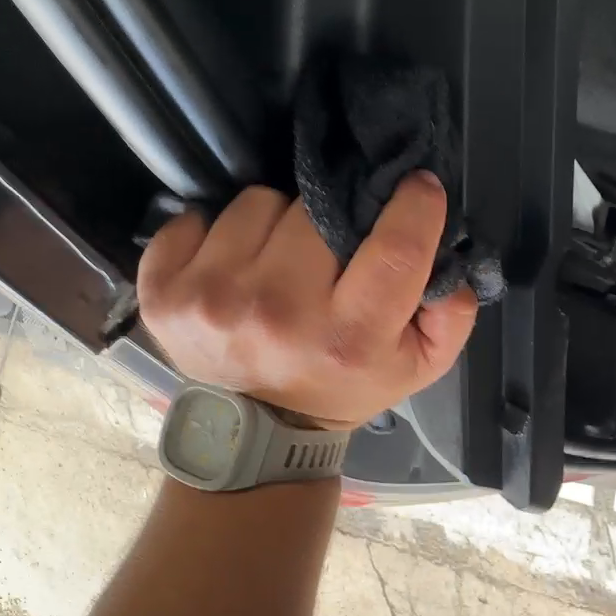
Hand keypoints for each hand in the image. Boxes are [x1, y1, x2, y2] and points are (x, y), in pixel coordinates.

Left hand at [137, 174, 478, 429]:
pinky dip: (221, 233)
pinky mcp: (163, 290)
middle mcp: (279, 313)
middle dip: (335, 220)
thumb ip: (452, 312)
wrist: (261, 429)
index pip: (393, 250)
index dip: (413, 207)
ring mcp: (212, 298)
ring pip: (259, 204)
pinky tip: (238, 265)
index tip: (419, 186)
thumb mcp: (422, 366)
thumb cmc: (348, 385)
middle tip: (336, 247)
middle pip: (318, 213)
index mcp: (350, 338)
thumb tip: (448, 249)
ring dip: (279, 223)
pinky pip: (197, 218)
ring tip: (284, 259)